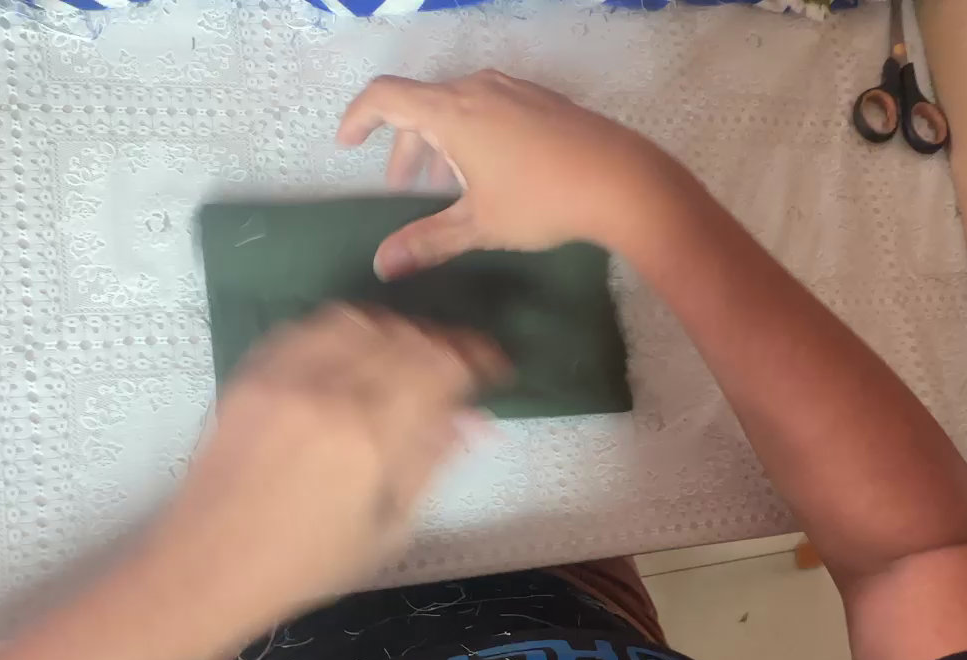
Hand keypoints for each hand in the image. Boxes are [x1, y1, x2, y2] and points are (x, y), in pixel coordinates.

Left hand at [124, 306, 507, 652]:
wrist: (207, 568)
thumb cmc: (308, 564)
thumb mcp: (389, 528)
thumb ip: (432, 463)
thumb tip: (477, 422)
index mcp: (370, 437)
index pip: (441, 367)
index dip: (476, 358)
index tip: (492, 367)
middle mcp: (329, 392)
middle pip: (405, 337)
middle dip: (443, 346)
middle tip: (458, 369)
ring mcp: (283, 377)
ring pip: (358, 320)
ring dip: (395, 333)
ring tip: (408, 359)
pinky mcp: (251, 375)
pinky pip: (309, 328)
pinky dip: (345, 331)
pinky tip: (356, 356)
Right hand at [338, 70, 690, 277]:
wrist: (619, 181)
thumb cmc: (542, 201)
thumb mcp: (479, 225)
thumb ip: (428, 241)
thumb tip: (384, 264)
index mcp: (452, 111)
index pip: (385, 98)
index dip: (358, 118)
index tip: (347, 143)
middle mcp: (477, 88)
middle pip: (423, 106)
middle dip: (405, 146)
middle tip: (405, 188)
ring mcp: (512, 90)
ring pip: (458, 108)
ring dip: (441, 144)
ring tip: (448, 186)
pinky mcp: (540, 100)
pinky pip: (489, 108)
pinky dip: (473, 135)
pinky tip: (490, 172)